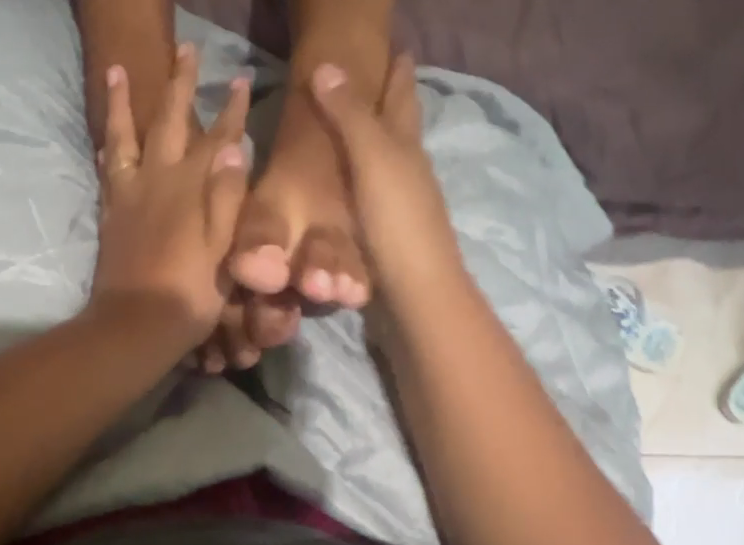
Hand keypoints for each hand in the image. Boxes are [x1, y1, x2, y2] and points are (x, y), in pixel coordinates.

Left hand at [89, 45, 251, 350]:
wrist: (136, 327)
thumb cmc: (191, 296)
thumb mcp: (226, 250)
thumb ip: (230, 196)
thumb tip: (239, 146)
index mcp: (193, 188)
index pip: (219, 138)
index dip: (231, 110)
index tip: (240, 81)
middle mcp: (159, 182)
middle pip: (170, 122)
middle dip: (181, 85)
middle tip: (186, 50)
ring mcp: (130, 198)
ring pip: (125, 137)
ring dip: (123, 102)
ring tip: (116, 70)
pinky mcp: (111, 218)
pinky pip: (107, 174)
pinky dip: (108, 151)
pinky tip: (107, 142)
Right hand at [307, 56, 463, 301]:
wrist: (417, 293)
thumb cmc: (397, 221)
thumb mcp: (371, 158)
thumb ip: (348, 116)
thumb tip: (326, 66)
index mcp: (405, 148)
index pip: (402, 100)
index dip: (399, 75)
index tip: (398, 52)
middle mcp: (409, 173)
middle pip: (402, 131)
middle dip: (394, 107)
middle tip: (383, 86)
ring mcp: (401, 210)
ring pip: (390, 167)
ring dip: (379, 150)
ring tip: (358, 139)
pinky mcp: (388, 241)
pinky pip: (372, 202)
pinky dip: (363, 189)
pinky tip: (351, 197)